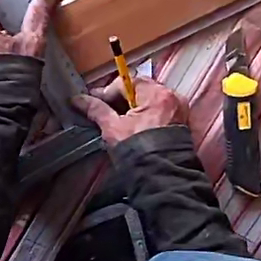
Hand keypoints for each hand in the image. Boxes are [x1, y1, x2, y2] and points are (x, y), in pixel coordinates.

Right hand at [71, 77, 185, 145]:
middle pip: (140, 89)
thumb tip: (79, 100)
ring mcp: (178, 110)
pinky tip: (135, 127)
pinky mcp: (181, 123)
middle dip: (121, 99)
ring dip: (134, 107)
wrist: (162, 178)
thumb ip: (96, 110)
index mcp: (156, 94)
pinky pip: (160, 111)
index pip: (126, 82)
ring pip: (150, 100)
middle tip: (106, 111)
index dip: (107, 92)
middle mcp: (171, 97)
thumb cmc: (139, 153)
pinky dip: (147, 115)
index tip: (95, 102)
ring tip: (119, 121)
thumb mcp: (113, 129)